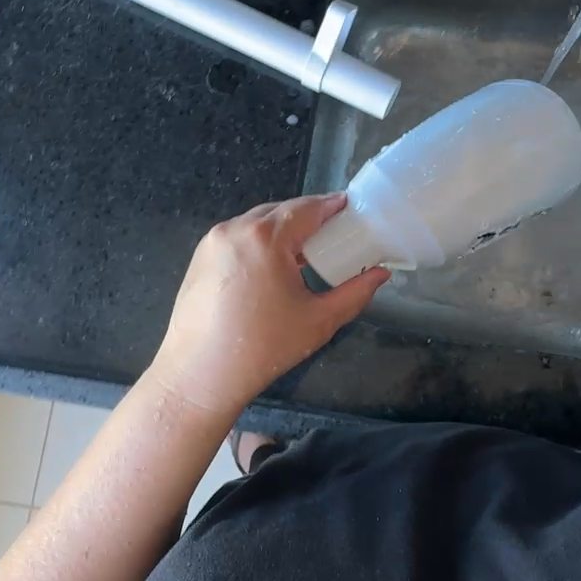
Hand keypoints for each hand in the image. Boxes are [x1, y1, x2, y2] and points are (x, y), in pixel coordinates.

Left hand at [148, 194, 389, 414]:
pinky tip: (272, 266)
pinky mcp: (200, 256)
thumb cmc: (263, 348)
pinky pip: (238, 237)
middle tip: (333, 234)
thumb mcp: (318, 321)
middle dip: (308, 217)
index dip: (332, 205)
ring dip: (282, 230)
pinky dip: (259, 242)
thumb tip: (381, 274)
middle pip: (281, 211)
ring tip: (304, 252)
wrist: (199, 375)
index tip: (351, 208)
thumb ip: (355, 292)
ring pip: (257, 222)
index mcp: (266, 238)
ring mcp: (213, 241)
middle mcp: (236, 229)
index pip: (307, 207)